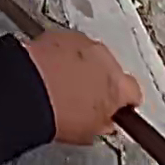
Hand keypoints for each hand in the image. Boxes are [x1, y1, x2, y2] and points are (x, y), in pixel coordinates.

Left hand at [22, 26, 143, 144]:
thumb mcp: (89, 132)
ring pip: (90, 53)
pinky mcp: (62, 33)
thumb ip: (104, 123)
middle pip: (111, 68)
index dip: (127, 100)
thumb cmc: (60, 112)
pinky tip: (55, 68)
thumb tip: (105, 120)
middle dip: (102, 79)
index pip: (134, 91)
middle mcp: (104, 57)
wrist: (30, 89)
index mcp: (117, 84)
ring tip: (67, 81)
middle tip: (87, 95)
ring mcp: (82, 42)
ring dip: (84, 64)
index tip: (120, 106)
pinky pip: (69, 44)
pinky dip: (65, 53)